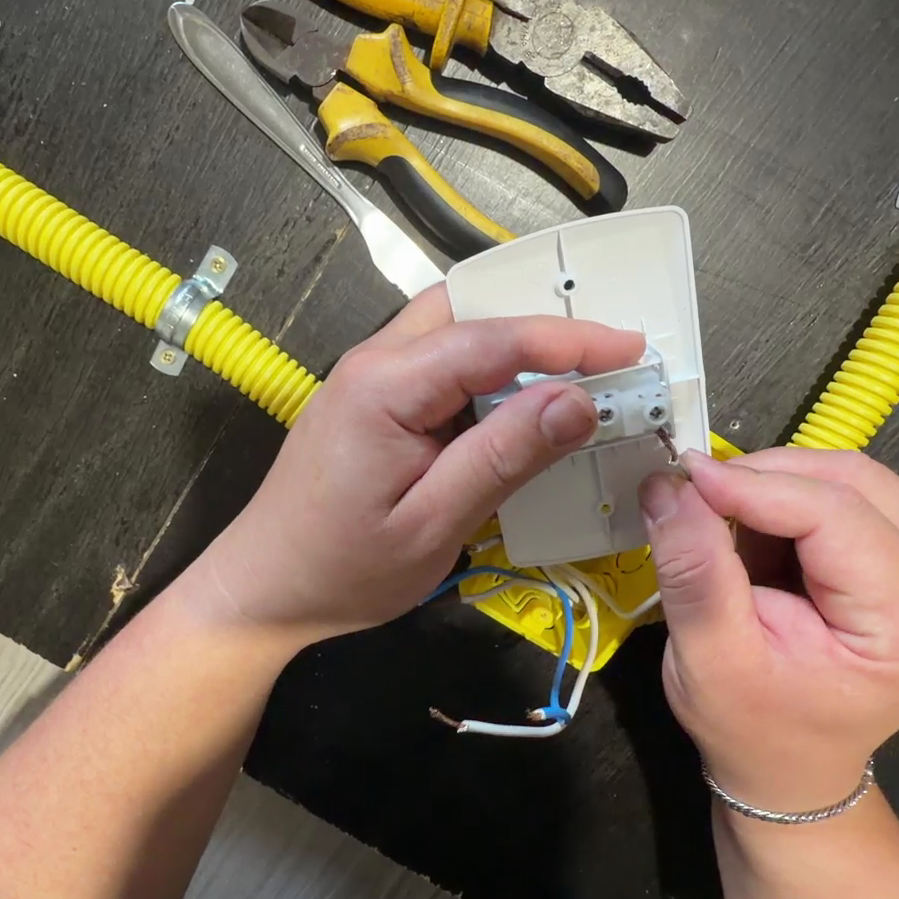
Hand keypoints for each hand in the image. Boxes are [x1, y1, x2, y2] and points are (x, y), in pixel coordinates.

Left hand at [186, 285, 643, 648]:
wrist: (265, 587)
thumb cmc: (342, 569)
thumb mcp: (432, 525)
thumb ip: (502, 458)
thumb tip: (576, 402)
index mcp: (384, 386)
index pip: (491, 339)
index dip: (567, 340)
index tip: (633, 345)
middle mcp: (372, 364)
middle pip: (466, 311)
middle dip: (538, 324)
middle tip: (604, 354)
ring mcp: (366, 380)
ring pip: (451, 333)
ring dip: (512, 348)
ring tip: (574, 377)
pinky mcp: (369, 403)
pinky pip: (436, 368)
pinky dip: (484, 377)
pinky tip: (515, 408)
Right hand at [639, 448, 898, 814]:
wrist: (788, 772)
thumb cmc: (751, 729)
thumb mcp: (709, 658)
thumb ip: (695, 572)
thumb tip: (667, 486)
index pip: (836, 516)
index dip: (755, 485)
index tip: (680, 475)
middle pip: (856, 484)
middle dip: (766, 475)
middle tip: (693, 494)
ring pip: (852, 482)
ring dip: (774, 485)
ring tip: (717, 521)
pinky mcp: (897, 567)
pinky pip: (842, 501)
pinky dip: (782, 502)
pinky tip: (746, 536)